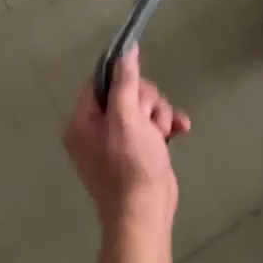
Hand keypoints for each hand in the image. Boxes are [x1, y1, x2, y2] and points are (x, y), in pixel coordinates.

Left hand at [64, 48, 189, 235]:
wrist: (145, 212)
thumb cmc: (130, 165)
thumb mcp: (127, 119)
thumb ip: (125, 82)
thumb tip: (126, 49)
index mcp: (83, 123)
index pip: (99, 81)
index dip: (121, 74)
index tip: (140, 76)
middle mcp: (97, 129)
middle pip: (127, 91)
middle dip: (147, 100)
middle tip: (151, 117)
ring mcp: (118, 140)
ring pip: (144, 106)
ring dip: (160, 113)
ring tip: (164, 131)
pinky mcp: (138, 148)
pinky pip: (153, 123)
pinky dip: (167, 125)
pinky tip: (179, 130)